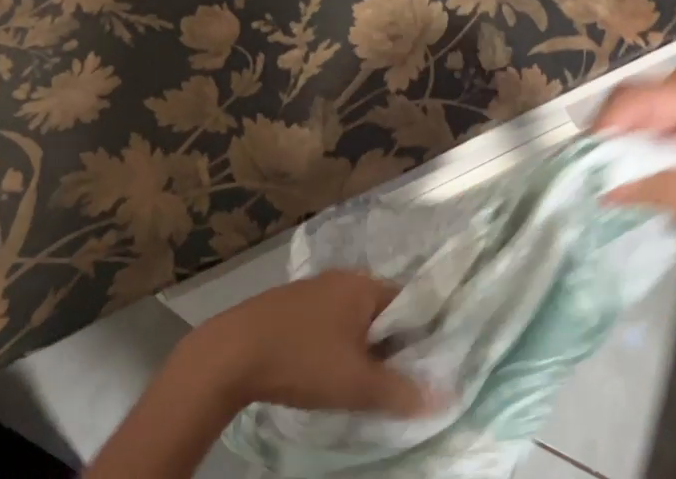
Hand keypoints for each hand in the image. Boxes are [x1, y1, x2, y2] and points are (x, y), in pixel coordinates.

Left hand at [183, 271, 433, 415]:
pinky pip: (324, 323)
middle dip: (387, 345)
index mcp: (363, 285)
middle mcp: (340, 278)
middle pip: (379, 312)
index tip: (422, 365)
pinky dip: (331, 345)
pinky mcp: (286, 306)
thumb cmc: (303, 360)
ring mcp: (310, 289)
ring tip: (356, 381)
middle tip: (391, 380)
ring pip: (350, 319)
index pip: (408, 303)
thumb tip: (445, 397)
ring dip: (357, 348)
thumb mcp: (358, 383)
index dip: (420, 334)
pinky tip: (321, 370)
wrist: (230, 354)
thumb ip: (402, 392)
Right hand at [594, 81, 675, 280]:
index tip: (587, 156)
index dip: (611, 121)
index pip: (646, 96)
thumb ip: (655, 187)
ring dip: (622, 147)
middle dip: (612, 133)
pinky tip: (624, 180)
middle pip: (641, 103)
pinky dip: (639, 157)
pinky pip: (658, 138)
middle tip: (587, 167)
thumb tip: (601, 187)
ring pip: (646, 120)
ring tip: (597, 174)